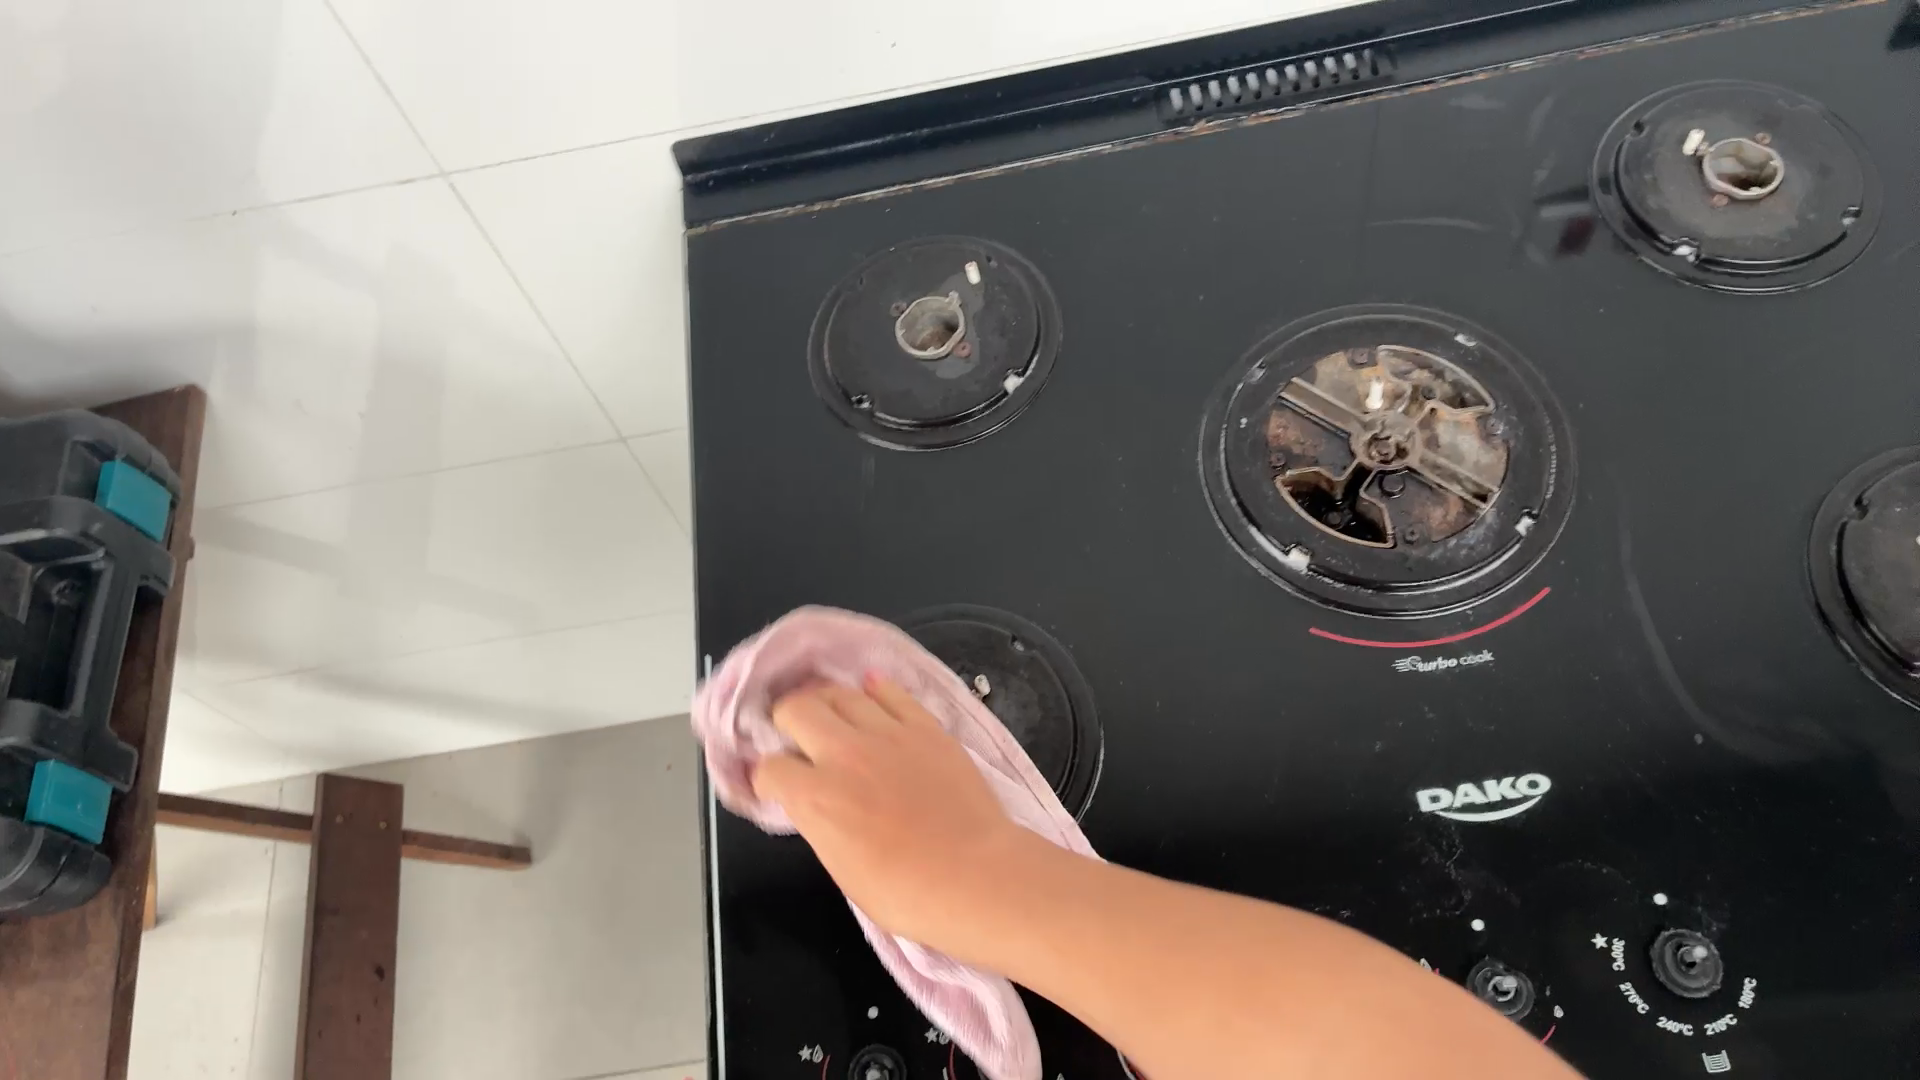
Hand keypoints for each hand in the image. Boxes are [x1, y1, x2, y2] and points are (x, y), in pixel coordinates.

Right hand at [752, 676, 1028, 946]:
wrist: (975, 874)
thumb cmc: (905, 891)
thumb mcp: (841, 866)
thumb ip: (819, 821)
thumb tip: (812, 800)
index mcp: (816, 797)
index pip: (769, 768)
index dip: (767, 776)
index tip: (777, 783)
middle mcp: (844, 753)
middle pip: (797, 709)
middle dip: (786, 719)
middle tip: (793, 732)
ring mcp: (887, 732)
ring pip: (842, 693)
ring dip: (827, 700)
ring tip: (829, 710)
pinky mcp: (924, 725)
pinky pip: (891, 692)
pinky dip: (876, 690)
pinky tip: (871, 691)